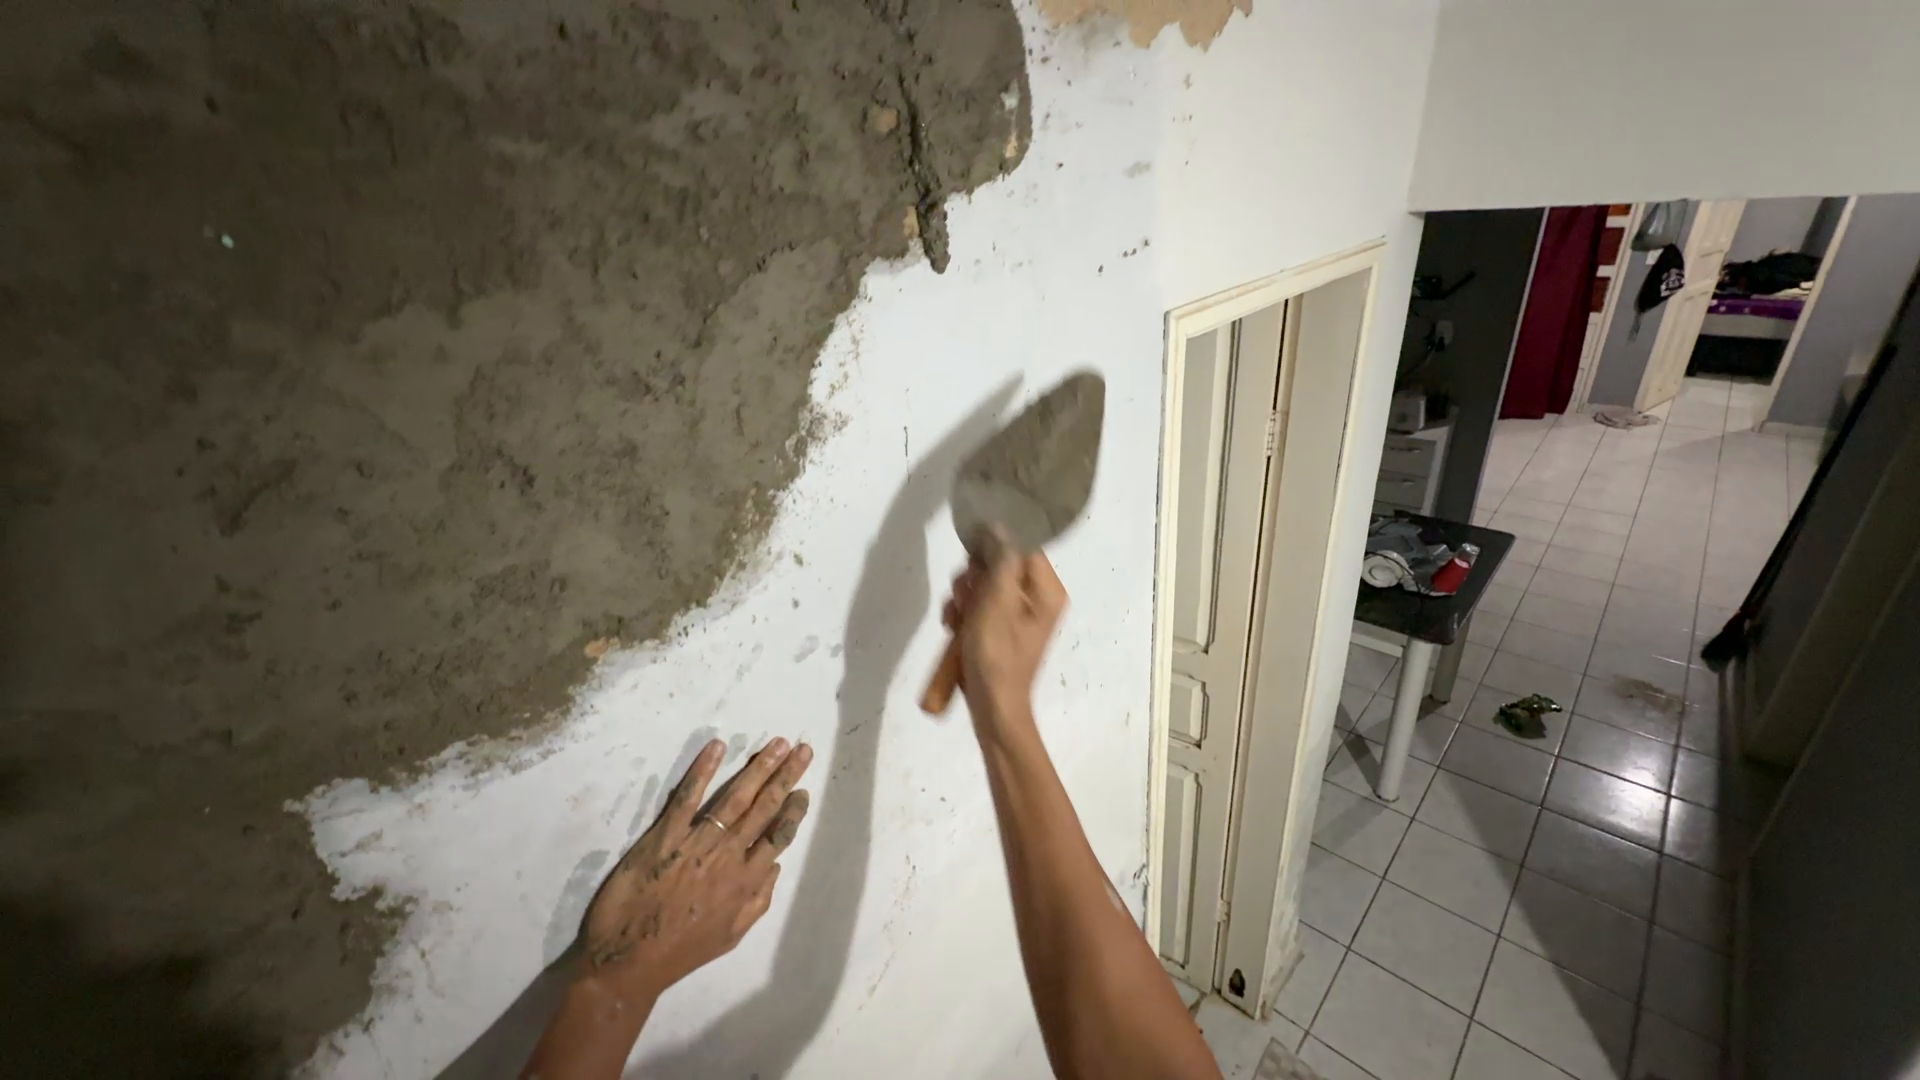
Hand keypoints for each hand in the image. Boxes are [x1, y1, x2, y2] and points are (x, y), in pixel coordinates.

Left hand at [581, 738, 813, 998]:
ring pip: (736, 797)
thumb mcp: (731, 936)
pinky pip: (688, 797)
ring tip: (777, 744)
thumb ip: (759, 900)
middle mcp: (728, 855)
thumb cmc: (680, 952)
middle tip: (803, 750)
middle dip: (786, 776)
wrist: (627, 964)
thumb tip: (776, 866)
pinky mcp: (665, 836)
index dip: (793, 811)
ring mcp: (697, 842)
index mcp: (746, 880)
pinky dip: (704, 770)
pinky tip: (718, 747)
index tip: (803, 791)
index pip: (778, 836)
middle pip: (764, 808)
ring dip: (759, 768)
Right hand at [942, 527, 1068, 732]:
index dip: (993, 548)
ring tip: (955, 619)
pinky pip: (980, 606)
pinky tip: (954, 628)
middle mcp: (1038, 598)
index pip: (1022, 546)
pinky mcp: (1001, 629)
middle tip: (962, 597)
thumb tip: (999, 527)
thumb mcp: (998, 603)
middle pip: (1000, 565)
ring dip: (964, 597)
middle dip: (974, 579)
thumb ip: (1001, 561)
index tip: (971, 559)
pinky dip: (964, 614)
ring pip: (985, 585)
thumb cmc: (997, 656)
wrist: (992, 708)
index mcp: (1047, 590)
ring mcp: (1019, 615)